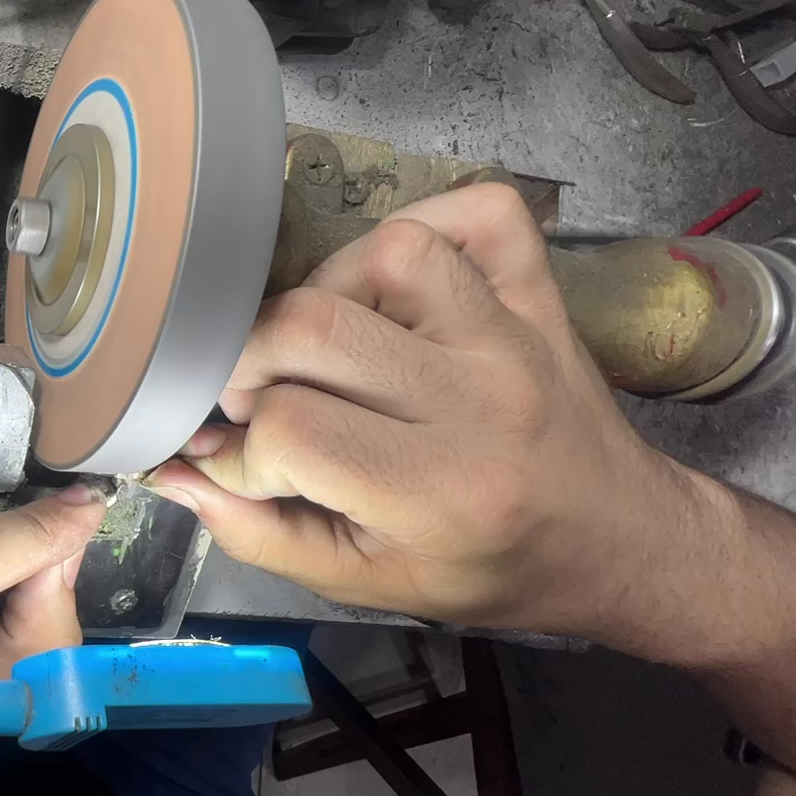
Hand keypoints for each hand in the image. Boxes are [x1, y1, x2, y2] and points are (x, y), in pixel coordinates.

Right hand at [147, 184, 712, 634]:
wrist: (622, 543)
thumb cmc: (483, 569)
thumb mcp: (360, 582)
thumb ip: (255, 532)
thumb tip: (173, 473)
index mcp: (437, 488)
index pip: (288, 428)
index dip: (240, 449)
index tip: (246, 468)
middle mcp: (479, 398)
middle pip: (312, 325)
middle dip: (252, 363)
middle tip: (265, 400)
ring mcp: (513, 333)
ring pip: (385, 253)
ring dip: (324, 292)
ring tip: (326, 344)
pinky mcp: (537, 292)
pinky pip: (474, 214)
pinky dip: (418, 229)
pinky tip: (388, 286)